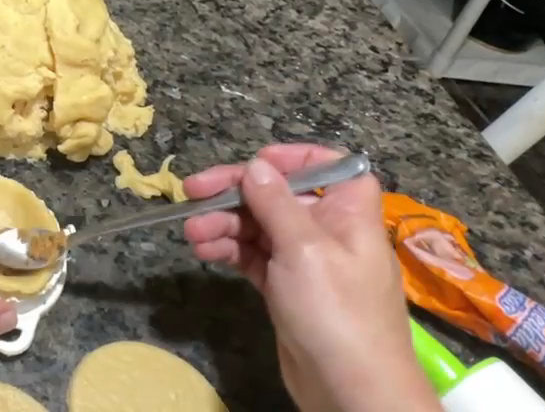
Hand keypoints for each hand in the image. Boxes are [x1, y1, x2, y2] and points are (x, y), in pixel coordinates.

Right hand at [181, 144, 439, 411]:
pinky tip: (203, 251)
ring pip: (258, 225)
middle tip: (192, 190)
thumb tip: (256, 165)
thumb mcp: (305, 249)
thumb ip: (276, 203)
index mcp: (347, 215)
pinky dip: (227, 249)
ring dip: (222, 223)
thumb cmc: (337, 312)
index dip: (297, 157)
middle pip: (277, 195)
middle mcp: (327, 232)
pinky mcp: (286, 288)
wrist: (353, 395)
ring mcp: (305, 262)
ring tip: (191, 234)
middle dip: (235, 192)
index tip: (258, 162)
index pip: (333, 168)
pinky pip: (252, 255)